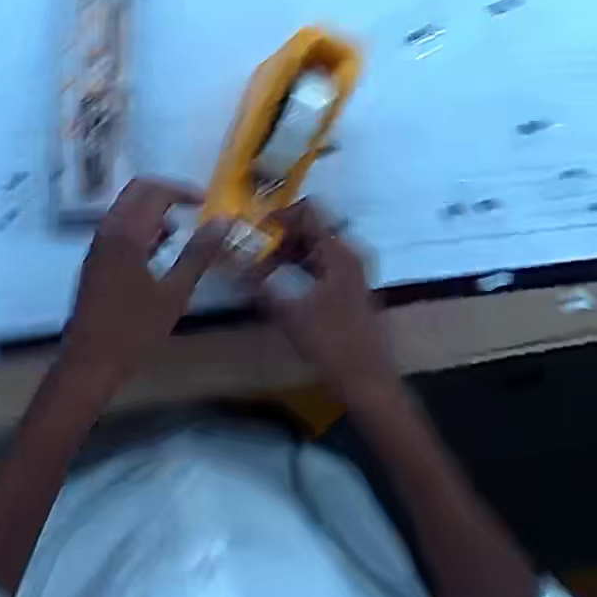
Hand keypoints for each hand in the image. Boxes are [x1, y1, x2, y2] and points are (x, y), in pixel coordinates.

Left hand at [59, 177, 228, 399]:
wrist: (89, 361)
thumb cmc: (135, 330)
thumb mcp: (175, 293)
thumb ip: (198, 254)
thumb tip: (222, 222)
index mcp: (126, 233)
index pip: (154, 190)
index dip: (182, 189)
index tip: (207, 200)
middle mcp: (108, 229)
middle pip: (137, 191)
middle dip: (167, 192)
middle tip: (194, 206)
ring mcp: (98, 244)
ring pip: (126, 208)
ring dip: (153, 210)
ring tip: (180, 232)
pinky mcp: (95, 258)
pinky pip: (119, 227)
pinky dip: (140, 227)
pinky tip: (159, 250)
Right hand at [248, 199, 399, 395]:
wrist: (369, 385)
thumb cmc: (332, 344)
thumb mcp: (287, 311)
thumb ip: (256, 282)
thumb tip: (226, 260)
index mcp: (338, 251)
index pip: (307, 211)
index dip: (277, 216)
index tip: (252, 231)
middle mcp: (348, 254)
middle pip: (308, 227)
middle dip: (276, 236)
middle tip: (249, 251)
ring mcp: (350, 271)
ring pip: (311, 246)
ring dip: (284, 252)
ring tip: (257, 268)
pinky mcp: (347, 288)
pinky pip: (317, 262)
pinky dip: (295, 266)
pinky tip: (275, 283)